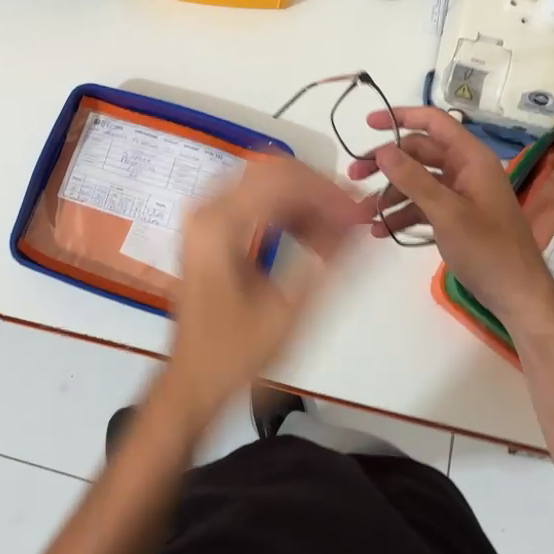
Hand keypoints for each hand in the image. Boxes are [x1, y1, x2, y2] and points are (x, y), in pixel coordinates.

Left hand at [162, 156, 369, 419]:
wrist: (192, 380)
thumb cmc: (234, 354)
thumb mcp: (289, 310)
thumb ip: (328, 261)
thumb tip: (361, 223)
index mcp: (218, 224)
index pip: (283, 179)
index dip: (328, 190)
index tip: (362, 212)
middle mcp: (206, 209)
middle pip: (273, 173)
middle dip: (318, 191)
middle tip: (354, 217)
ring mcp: (205, 217)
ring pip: (266, 184)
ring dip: (305, 201)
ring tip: (341, 231)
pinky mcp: (210, 230)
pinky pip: (255, 202)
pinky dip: (287, 212)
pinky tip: (314, 237)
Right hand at [345, 107, 546, 306]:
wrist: (517, 295)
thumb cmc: (488, 249)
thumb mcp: (447, 212)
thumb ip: (413, 178)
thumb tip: (383, 149)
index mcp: (471, 159)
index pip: (434, 123)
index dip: (402, 117)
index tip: (369, 123)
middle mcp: (465, 170)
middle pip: (418, 154)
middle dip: (386, 164)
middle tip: (354, 175)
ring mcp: (460, 194)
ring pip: (416, 182)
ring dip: (389, 195)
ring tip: (363, 213)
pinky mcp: (455, 217)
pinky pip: (422, 206)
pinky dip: (401, 215)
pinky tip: (380, 231)